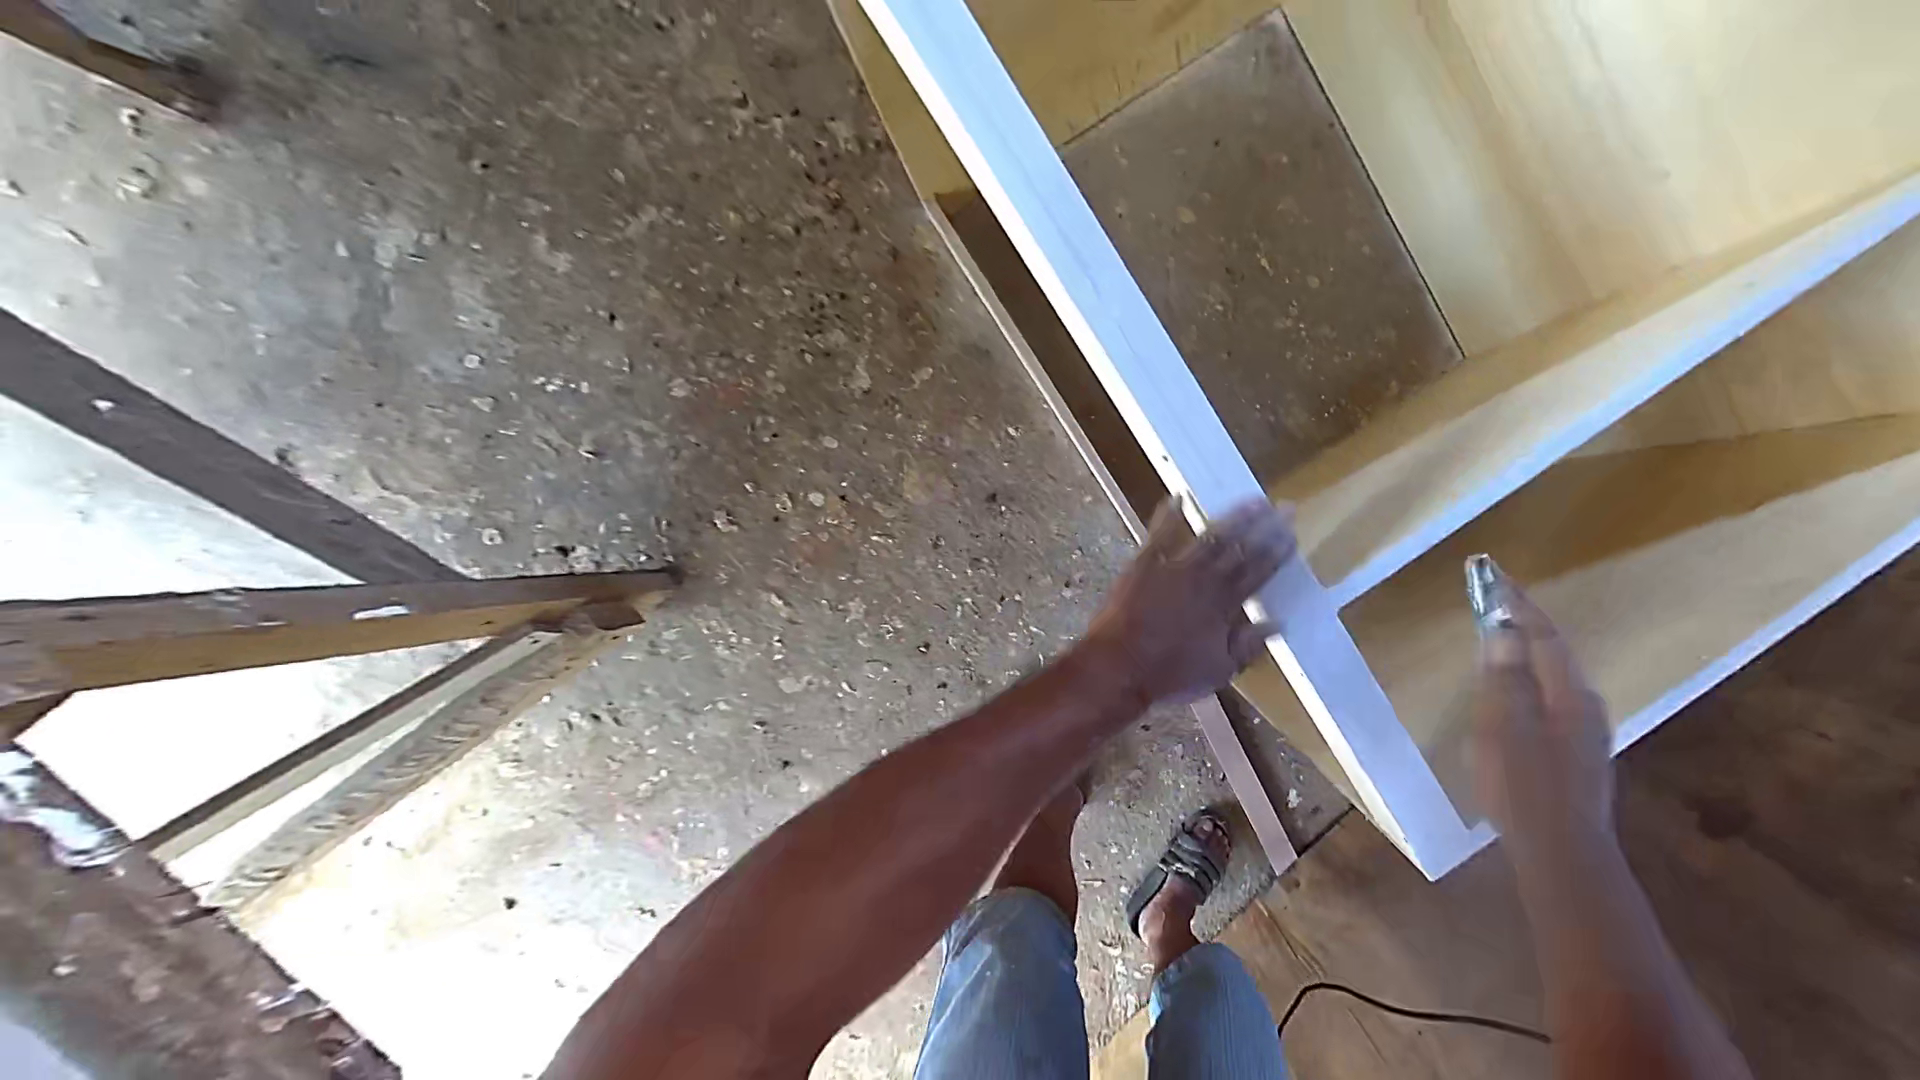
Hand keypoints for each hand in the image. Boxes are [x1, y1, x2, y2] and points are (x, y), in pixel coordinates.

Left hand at [1080, 498, 1295, 706]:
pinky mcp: (1143, 564)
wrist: (1119, 665)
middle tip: (1283, 506)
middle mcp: (1204, 580)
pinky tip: (1178, 497)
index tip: (1292, 533)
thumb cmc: (1169, 674)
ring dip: (1231, 516)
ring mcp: (1173, 569)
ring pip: (1209, 537)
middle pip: (1240, 548)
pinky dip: (1169, 514)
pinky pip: (1159, 534)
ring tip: (1251, 500)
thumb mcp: (1218, 670)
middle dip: (1264, 527)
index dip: (1277, 552)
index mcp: (1224, 605)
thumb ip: (1248, 644)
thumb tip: (1277, 623)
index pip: (1258, 572)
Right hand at [1472, 574, 1614, 850]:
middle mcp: (1583, 706)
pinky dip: (1526, 674)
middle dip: (1523, 621)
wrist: (1561, 850)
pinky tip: (1511, 685)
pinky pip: (1546, 694)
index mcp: (1567, 695)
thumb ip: (1504, 677)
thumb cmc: (1523, 785)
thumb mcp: (1502, 727)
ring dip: (1526, 647)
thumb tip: (1502, 629)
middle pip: (1552, 651)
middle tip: (1491, 597)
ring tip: (1497, 632)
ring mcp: (1582, 730)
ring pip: (1552, 674)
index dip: (1516, 603)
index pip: (1542, 635)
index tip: (1492, 573)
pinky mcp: (1572, 749)